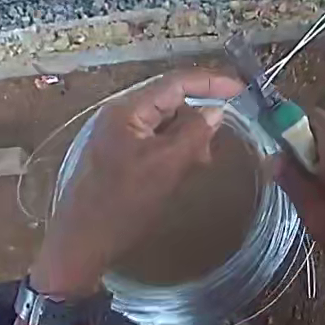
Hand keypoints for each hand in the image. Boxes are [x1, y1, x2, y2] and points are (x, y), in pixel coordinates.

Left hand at [32, 70, 246, 296]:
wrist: (83, 242)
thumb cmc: (123, 205)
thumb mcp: (166, 167)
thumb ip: (193, 134)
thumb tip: (215, 112)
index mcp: (127, 111)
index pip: (175, 83)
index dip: (211, 82)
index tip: (240, 90)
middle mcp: (121, 116)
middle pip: (170, 101)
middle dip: (198, 117)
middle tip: (217, 143)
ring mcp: (119, 135)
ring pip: (165, 123)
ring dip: (188, 137)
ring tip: (201, 162)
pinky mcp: (120, 155)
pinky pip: (156, 141)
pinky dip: (176, 150)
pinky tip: (184, 168)